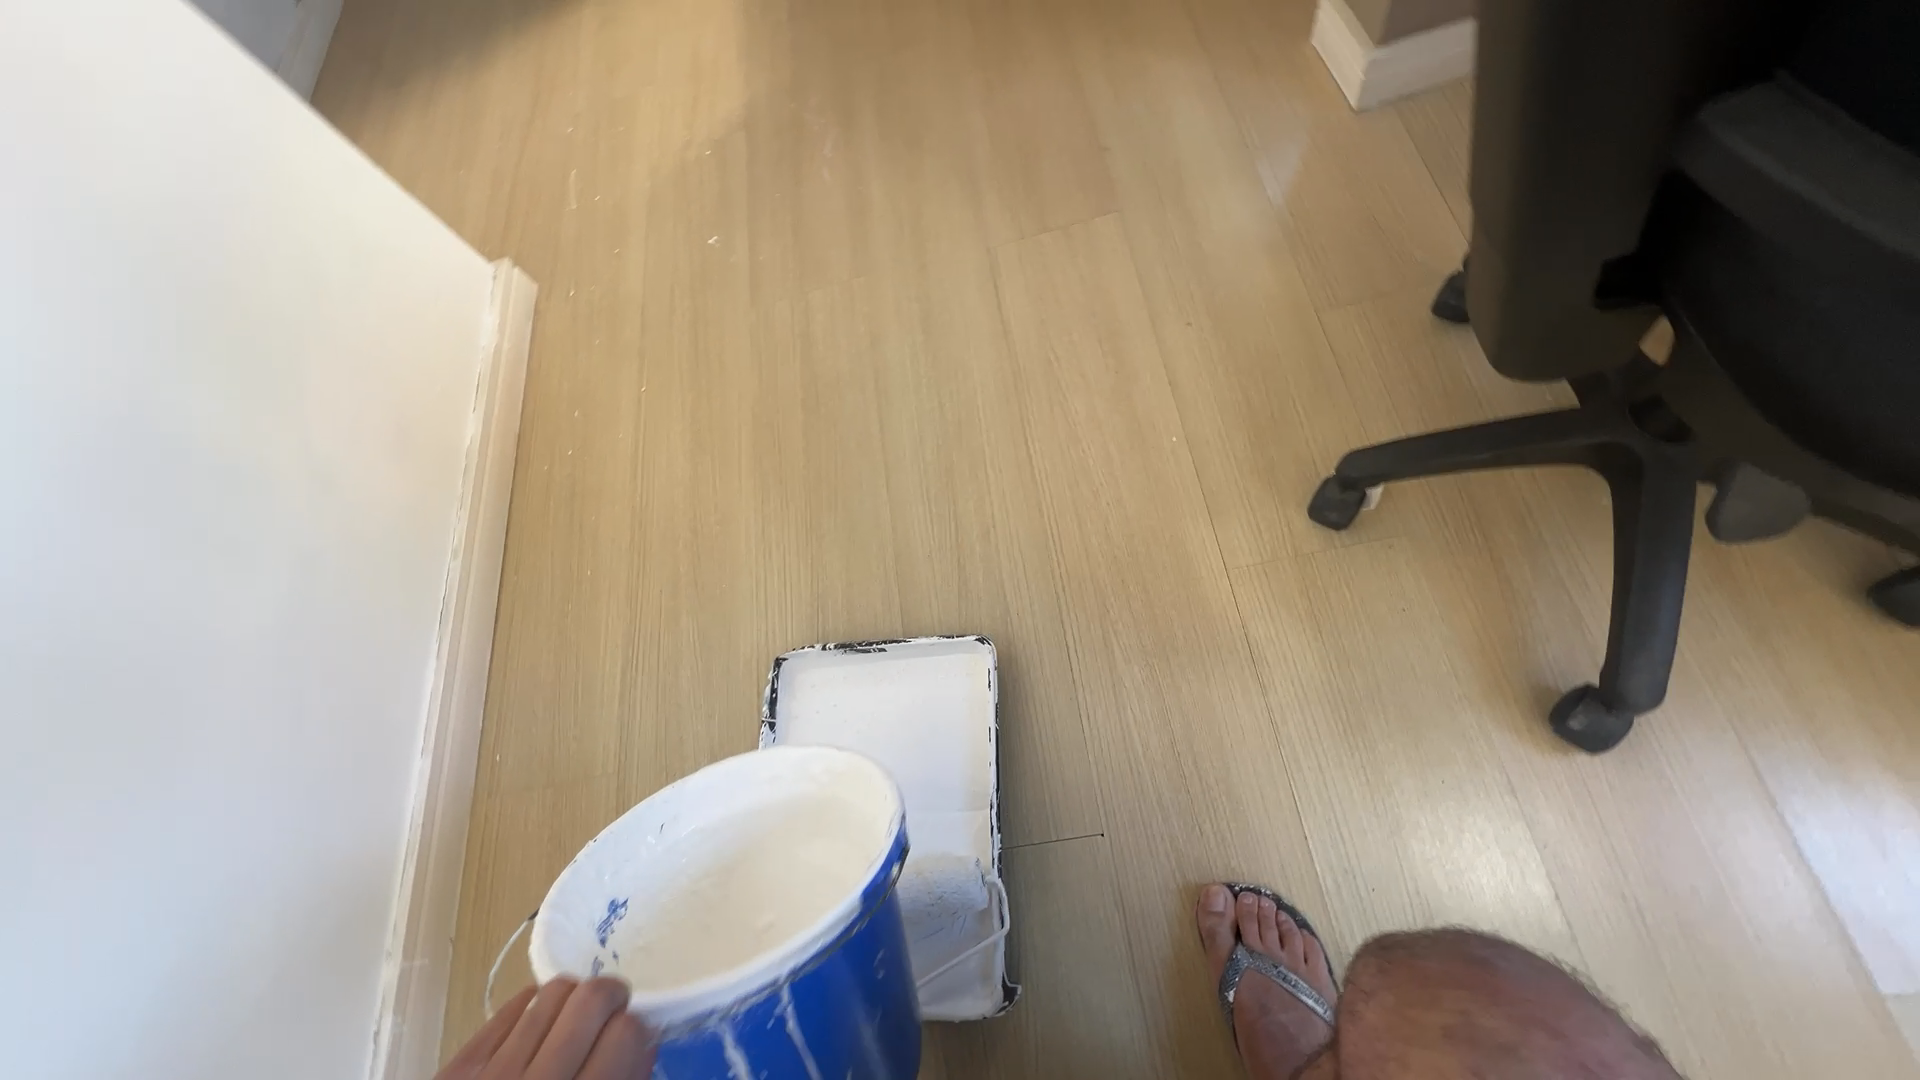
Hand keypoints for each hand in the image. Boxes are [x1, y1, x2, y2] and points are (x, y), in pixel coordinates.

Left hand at [435, 977, 656, 1079]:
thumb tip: (643, 1036)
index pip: (627, 1032)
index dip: (636, 1030)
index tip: (629, 1041)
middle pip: (593, 997)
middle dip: (610, 999)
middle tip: (607, 1019)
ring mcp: (488, 1078)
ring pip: (553, 992)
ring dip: (571, 1003)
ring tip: (567, 1027)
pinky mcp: (453, 1072)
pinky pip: (512, 1006)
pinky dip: (533, 1010)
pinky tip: (534, 1034)